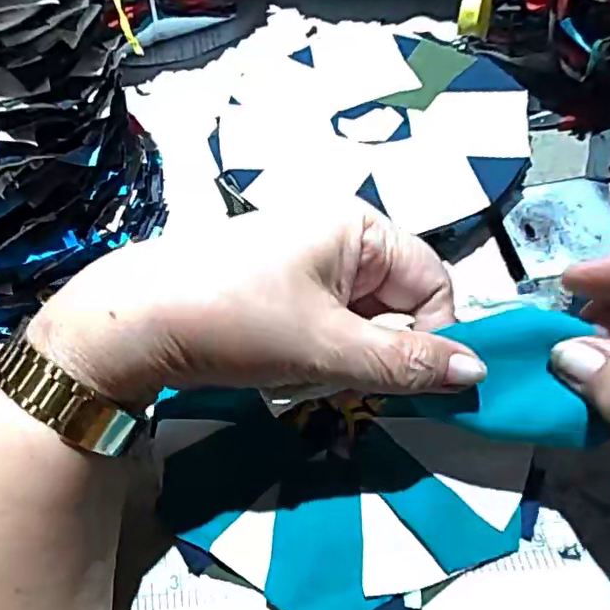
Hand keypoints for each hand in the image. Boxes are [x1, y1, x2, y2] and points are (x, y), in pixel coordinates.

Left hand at [31, 206, 486, 409]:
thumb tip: (478, 371)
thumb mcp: (327, 346)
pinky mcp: (282, 291)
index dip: (432, 335)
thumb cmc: (236, 320)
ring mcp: (308, 264)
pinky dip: (319, 358)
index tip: (409, 382)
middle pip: (398, 306)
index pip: (433, 283)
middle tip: (342, 381)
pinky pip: (330, 328)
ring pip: (364, 325)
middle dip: (378, 354)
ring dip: (347, 362)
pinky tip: (285, 370)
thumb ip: (404, 362)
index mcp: (359, 227)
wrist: (131, 325)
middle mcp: (339, 237)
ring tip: (303, 374)